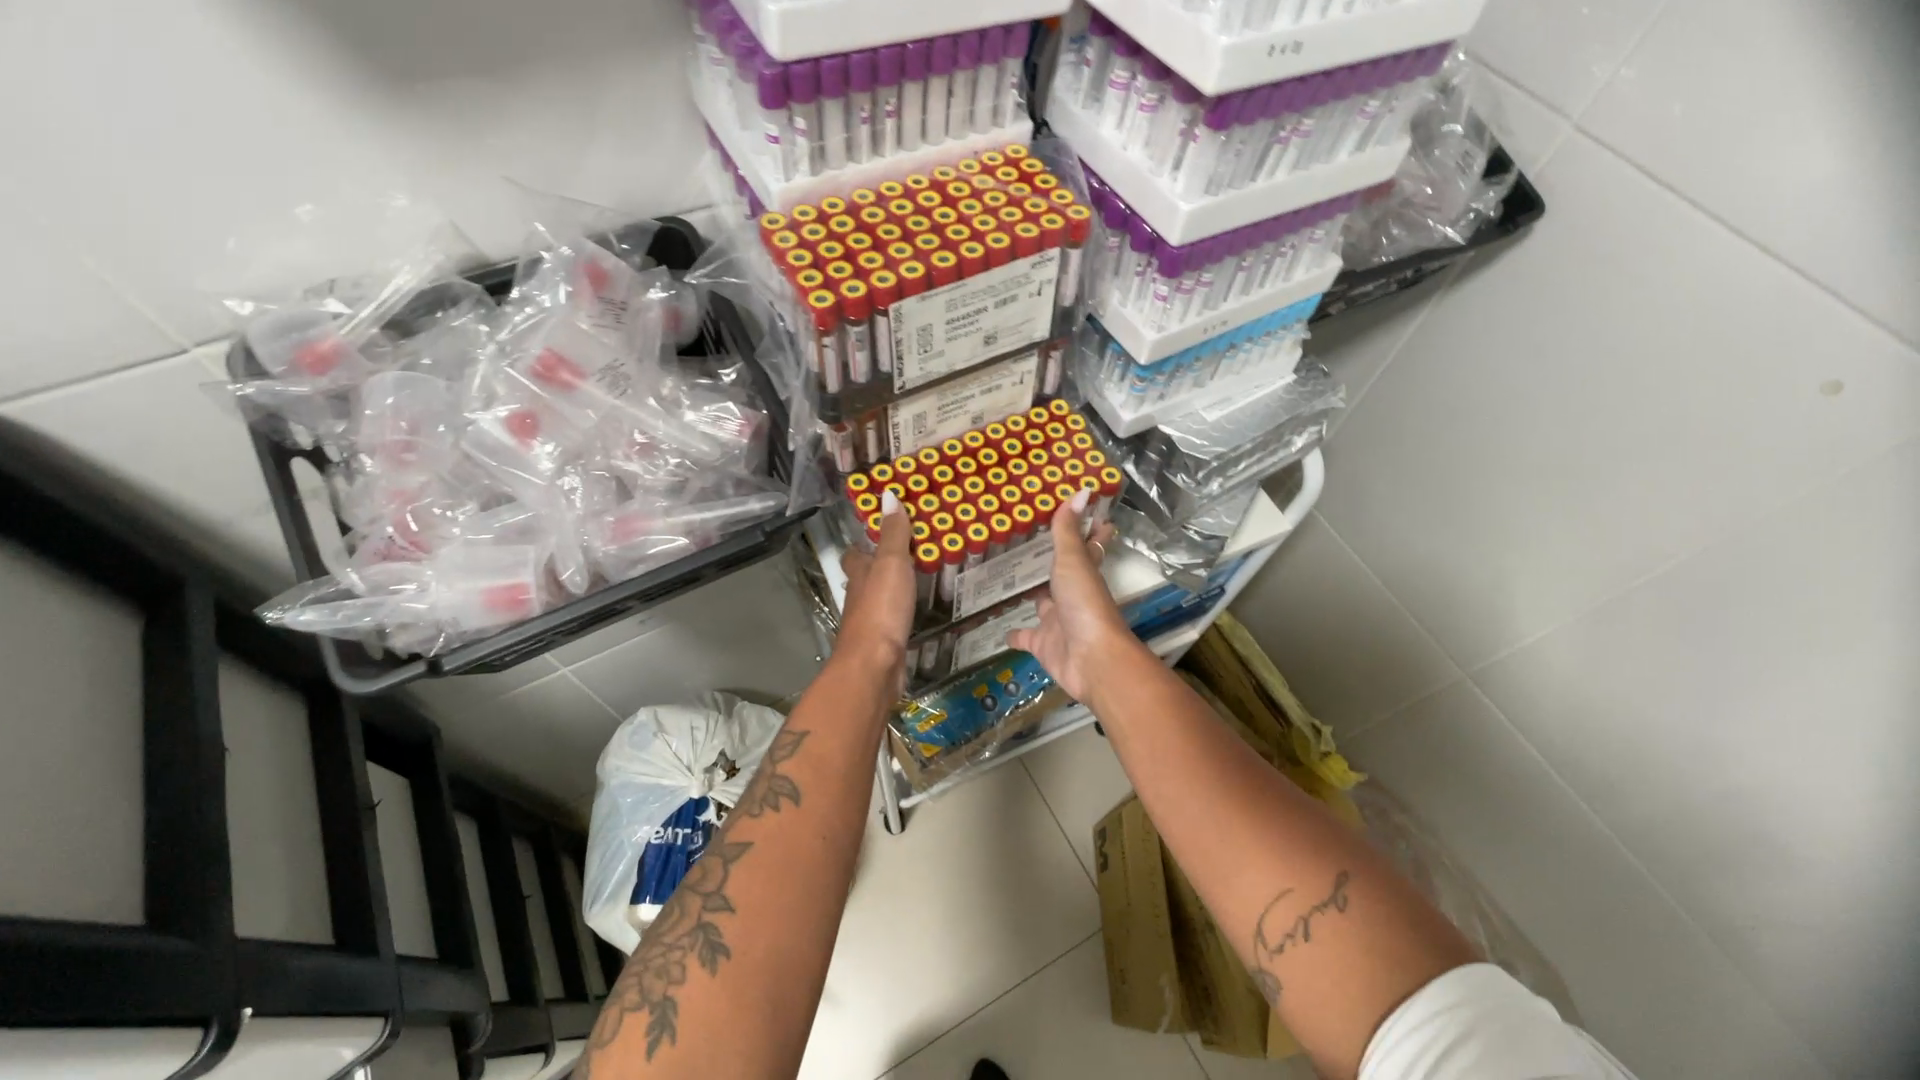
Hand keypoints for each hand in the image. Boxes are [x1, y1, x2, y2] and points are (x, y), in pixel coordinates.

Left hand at [838, 491, 915, 676]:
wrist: (875, 665)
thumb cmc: (881, 608)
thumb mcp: (891, 563)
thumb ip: (893, 533)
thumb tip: (887, 494)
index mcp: (859, 575)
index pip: (855, 554)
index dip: (863, 545)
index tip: (879, 534)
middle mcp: (859, 597)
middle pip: (864, 578)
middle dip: (877, 568)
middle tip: (903, 556)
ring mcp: (869, 623)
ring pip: (877, 601)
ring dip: (889, 592)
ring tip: (913, 581)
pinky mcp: (882, 645)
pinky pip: (890, 623)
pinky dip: (899, 616)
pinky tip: (911, 615)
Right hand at [1006, 489, 1137, 704]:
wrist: (1092, 660)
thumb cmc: (1085, 605)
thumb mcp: (1073, 561)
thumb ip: (1068, 530)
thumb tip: (1082, 490)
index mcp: (1084, 573)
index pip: (1089, 546)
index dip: (1090, 531)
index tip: (1086, 513)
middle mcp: (1073, 596)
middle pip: (1061, 576)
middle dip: (1049, 564)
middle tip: (1026, 544)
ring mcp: (1058, 622)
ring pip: (1042, 606)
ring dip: (1031, 597)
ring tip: (1007, 581)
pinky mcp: (1043, 645)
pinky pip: (1026, 638)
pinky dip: (1015, 634)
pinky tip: (1000, 629)